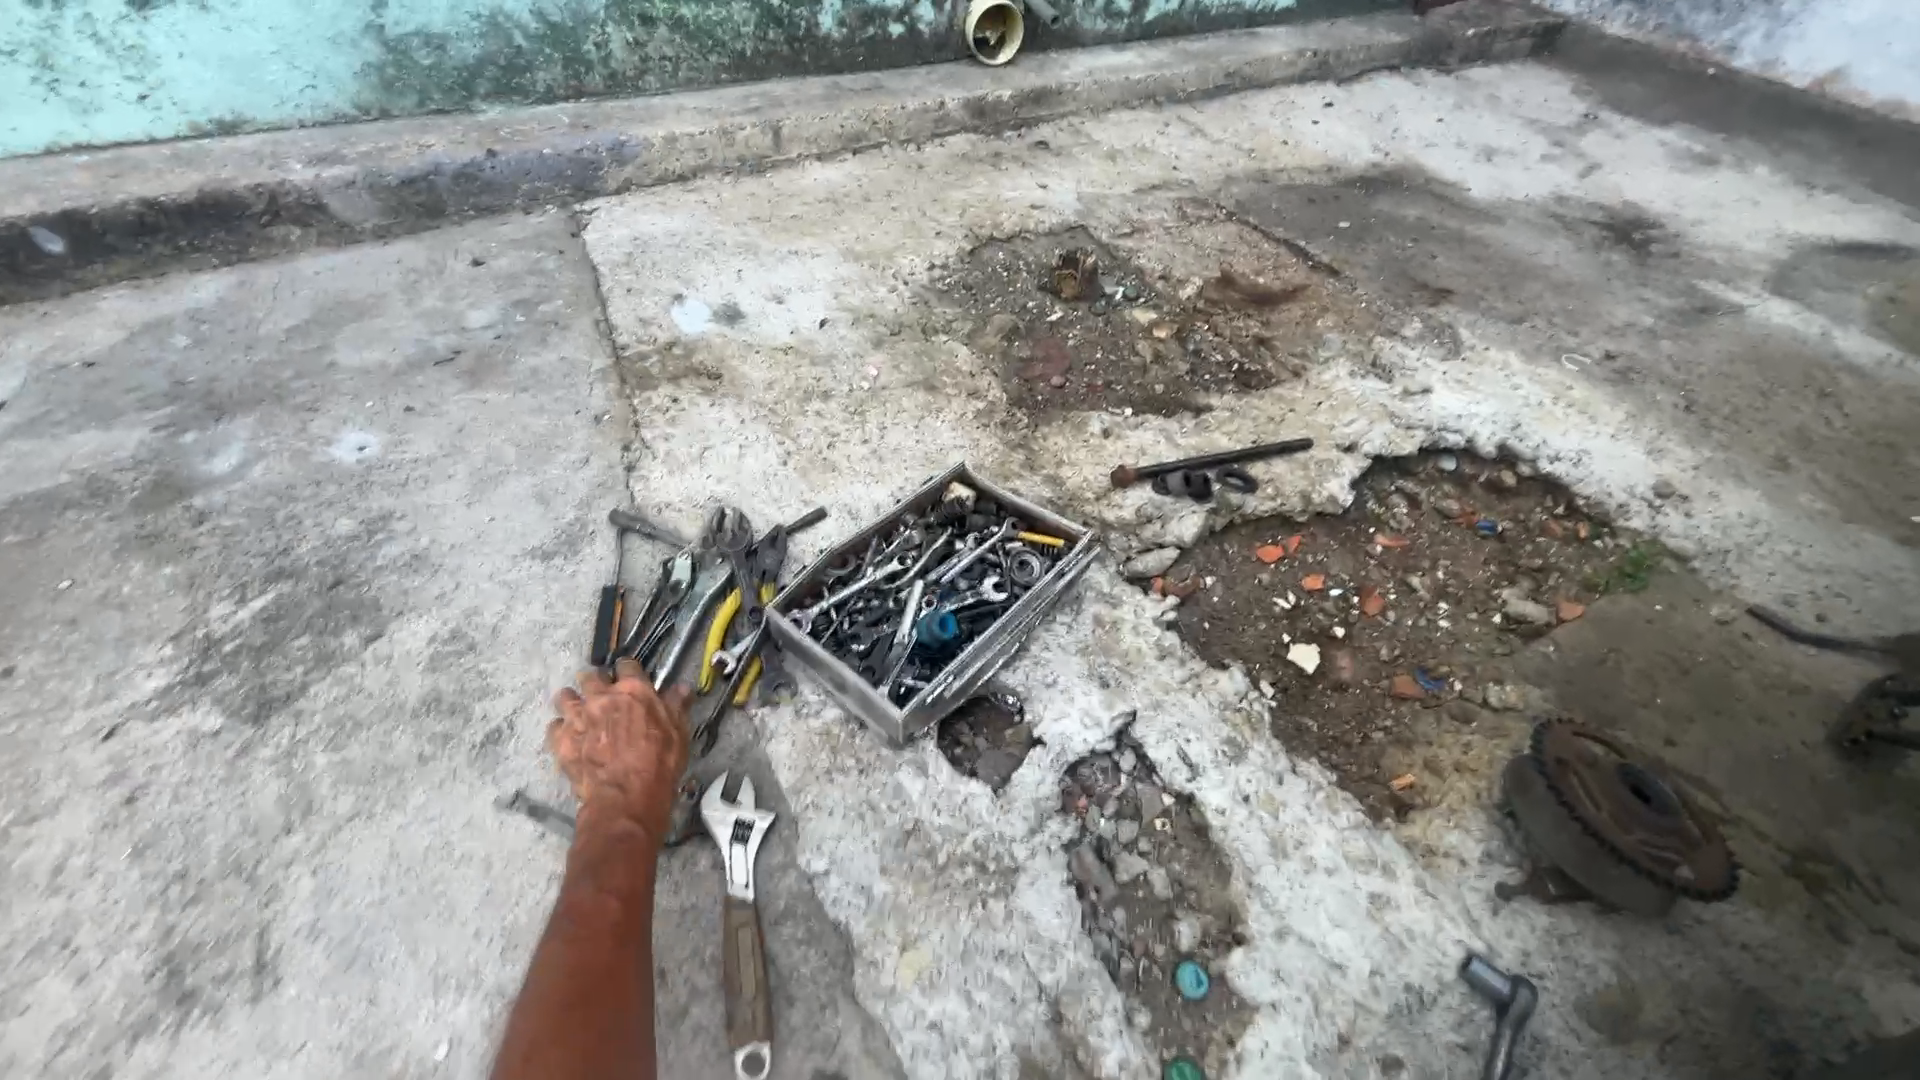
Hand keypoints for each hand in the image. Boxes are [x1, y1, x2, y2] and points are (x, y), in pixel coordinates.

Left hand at [548, 659, 692, 839]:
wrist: (626, 797)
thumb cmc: (659, 762)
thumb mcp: (678, 731)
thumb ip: (676, 705)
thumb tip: (681, 687)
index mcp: (633, 690)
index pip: (627, 665)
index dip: (628, 670)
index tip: (629, 676)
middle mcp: (601, 697)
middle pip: (591, 676)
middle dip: (596, 681)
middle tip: (602, 693)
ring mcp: (577, 718)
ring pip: (565, 696)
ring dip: (572, 700)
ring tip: (579, 710)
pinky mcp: (560, 740)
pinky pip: (554, 726)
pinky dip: (561, 728)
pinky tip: (569, 736)